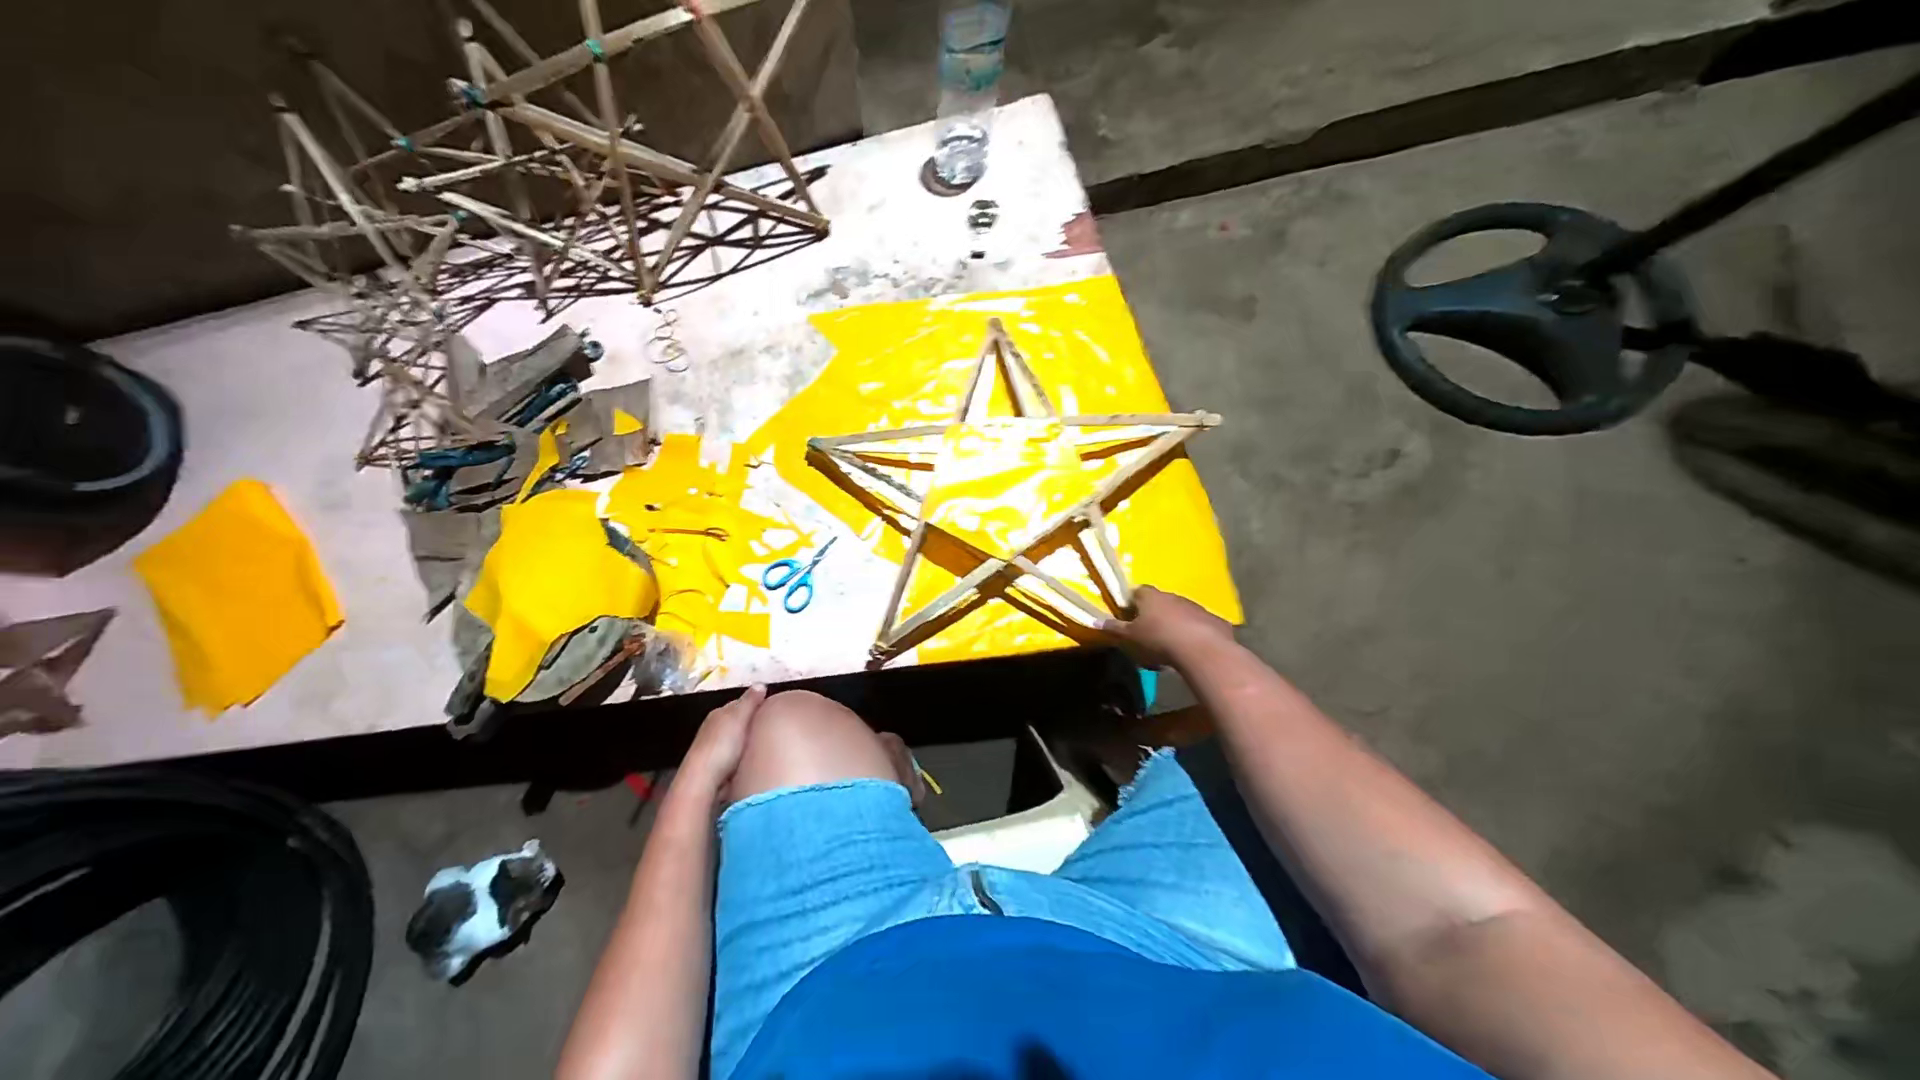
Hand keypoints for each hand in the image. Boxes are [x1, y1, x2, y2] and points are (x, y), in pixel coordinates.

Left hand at [678, 684, 765, 803]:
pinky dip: (741, 757)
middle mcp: (712, 728)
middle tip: (771, 730)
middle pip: (736, 722)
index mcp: (718, 714)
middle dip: (750, 725)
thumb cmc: (722, 746)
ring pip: (734, 740)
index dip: (754, 706)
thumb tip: (760, 684)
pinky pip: (732, 757)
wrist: (702, 781)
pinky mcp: (713, 767)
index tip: (771, 712)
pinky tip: (750, 762)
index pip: (738, 704)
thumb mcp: (739, 718)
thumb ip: (750, 701)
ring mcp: (711, 748)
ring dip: (746, 742)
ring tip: (763, 746)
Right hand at [1103, 586, 1234, 668]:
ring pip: (1180, 612)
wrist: (1202, 649)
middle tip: (1148, 632)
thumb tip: (1097, 621)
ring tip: (1170, 643)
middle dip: (1154, 613)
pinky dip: (1194, 633)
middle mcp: (1173, 596)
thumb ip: (1115, 628)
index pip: (1137, 591)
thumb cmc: (1158, 639)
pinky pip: (1199, 624)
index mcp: (1150, 596)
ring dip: (1175, 623)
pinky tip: (1191, 649)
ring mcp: (1195, 606)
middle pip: (1160, 601)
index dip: (1132, 602)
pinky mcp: (1213, 620)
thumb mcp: (1130, 637)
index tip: (1129, 615)